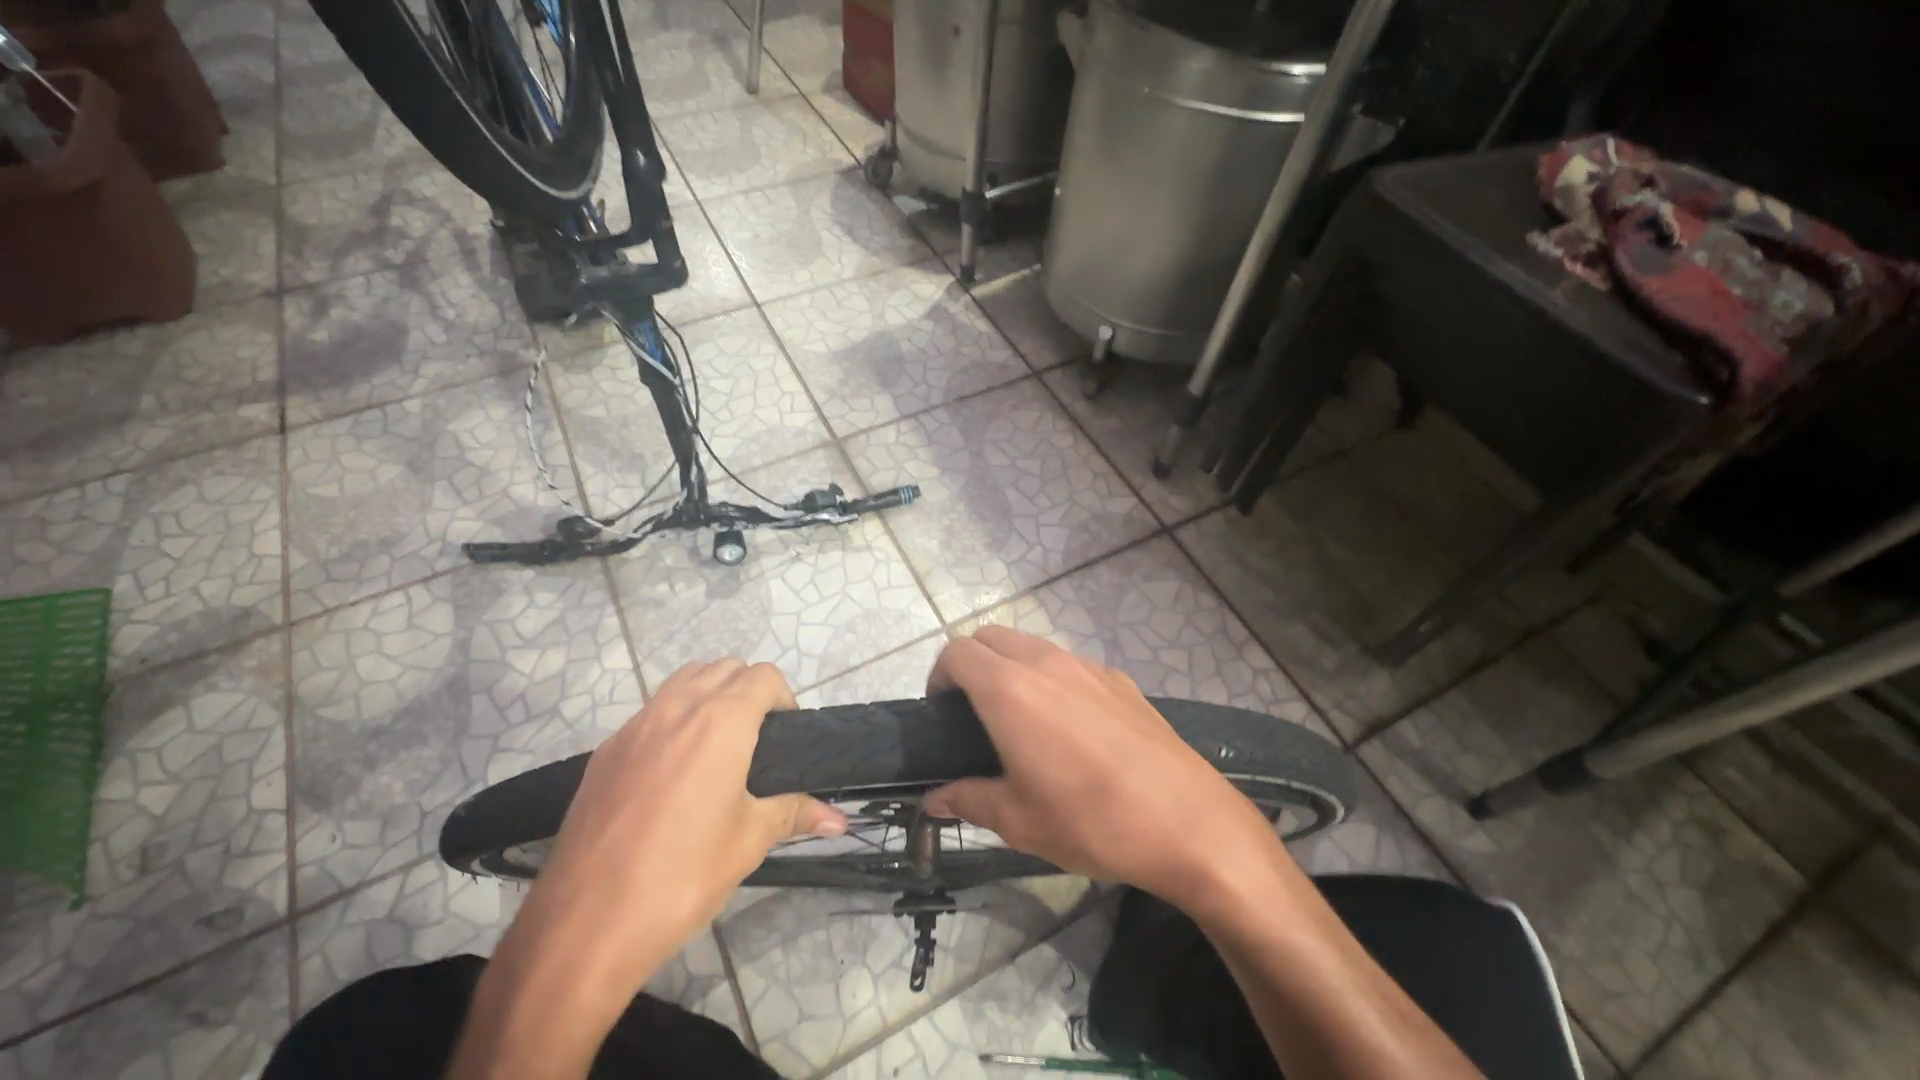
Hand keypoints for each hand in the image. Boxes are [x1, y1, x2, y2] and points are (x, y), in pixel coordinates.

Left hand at [448, 660, 846, 1079]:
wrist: (586, 923)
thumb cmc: (682, 877)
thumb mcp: (748, 842)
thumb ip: (794, 813)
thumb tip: (838, 819)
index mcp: (719, 724)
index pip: (763, 677)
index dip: (785, 700)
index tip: (789, 741)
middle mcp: (675, 710)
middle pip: (723, 669)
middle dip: (750, 692)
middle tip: (761, 745)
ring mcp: (634, 727)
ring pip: (682, 682)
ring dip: (710, 696)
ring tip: (720, 752)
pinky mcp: (605, 752)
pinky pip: (650, 713)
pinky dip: (674, 720)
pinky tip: (676, 776)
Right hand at [922, 627, 1287, 910]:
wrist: (1189, 823)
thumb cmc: (1090, 822)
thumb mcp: (1018, 821)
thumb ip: (968, 800)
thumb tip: (934, 800)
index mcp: (1011, 690)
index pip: (957, 652)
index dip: (939, 677)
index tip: (941, 715)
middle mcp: (1047, 663)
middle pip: (992, 637)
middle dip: (971, 664)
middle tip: (972, 716)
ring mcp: (1090, 668)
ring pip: (1033, 647)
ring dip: (1012, 669)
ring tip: (1020, 723)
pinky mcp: (1123, 682)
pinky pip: (1071, 666)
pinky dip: (1052, 680)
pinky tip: (1070, 732)